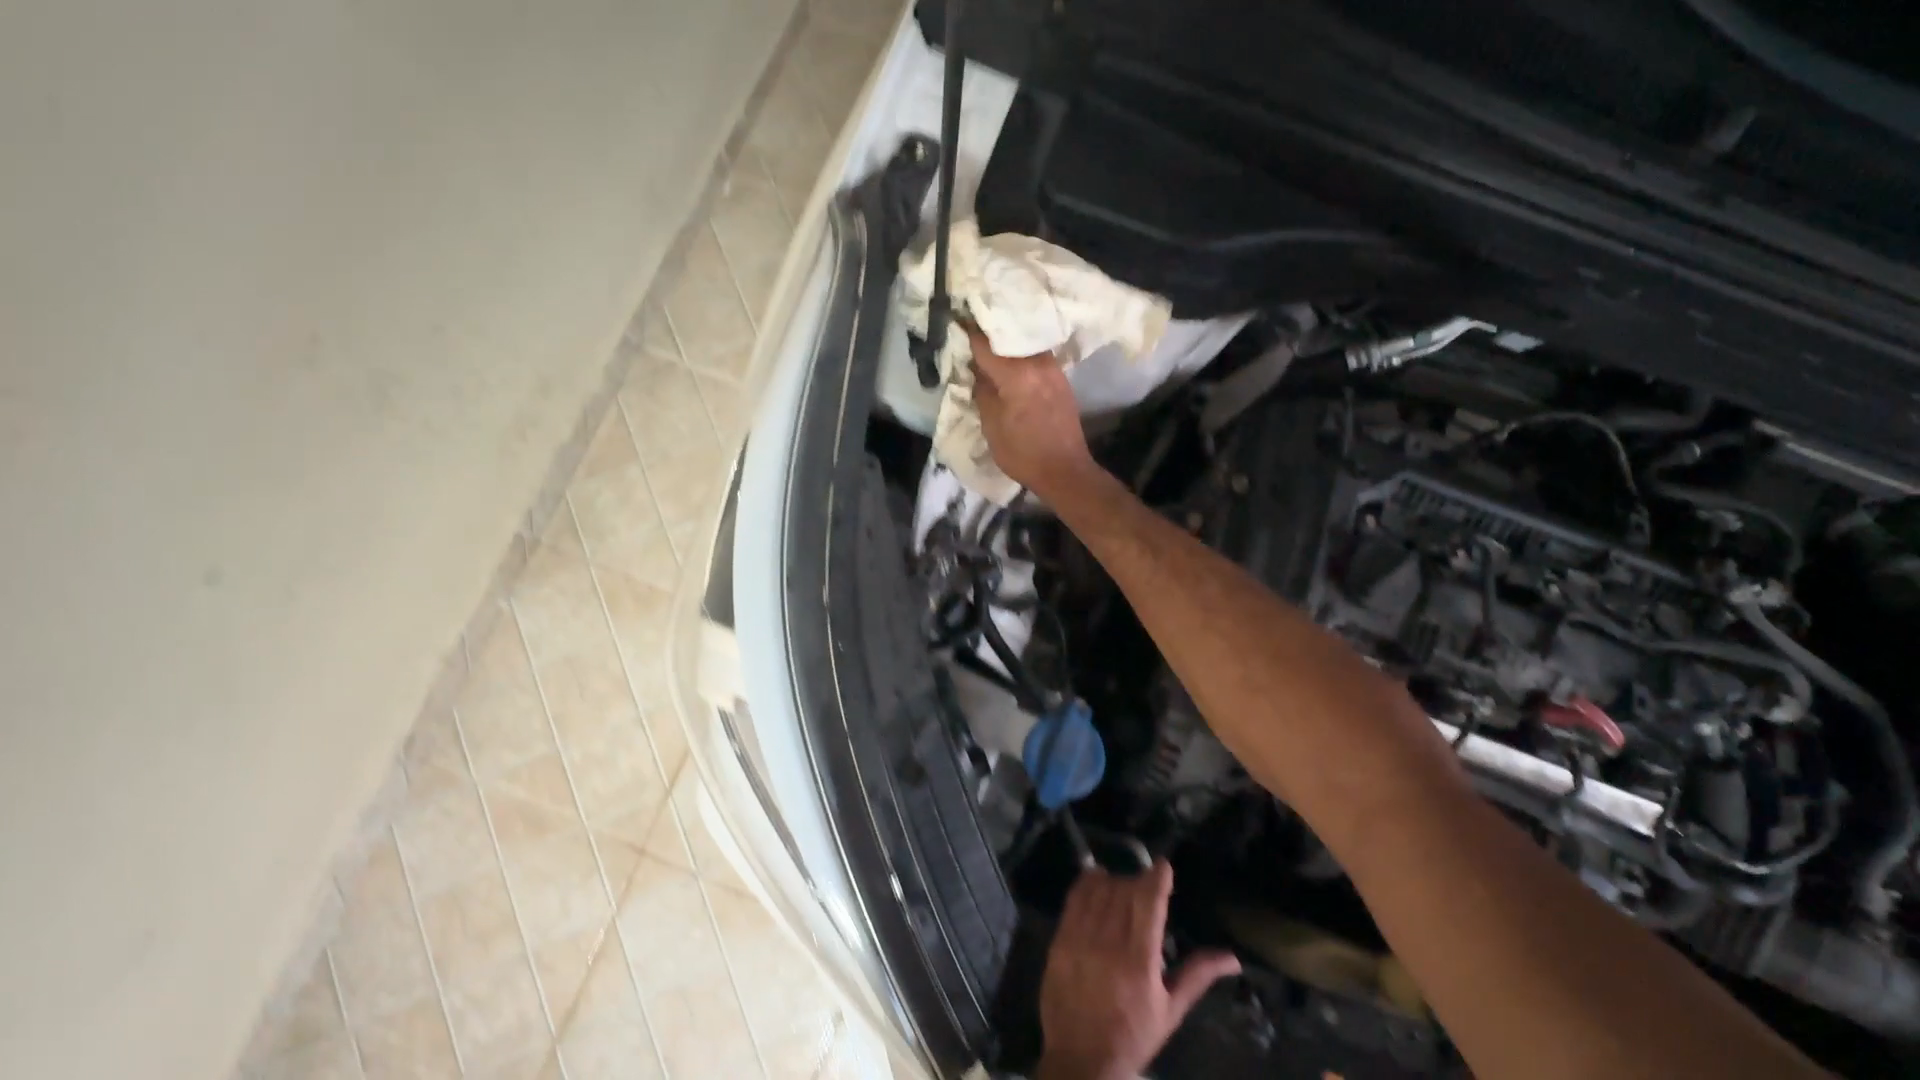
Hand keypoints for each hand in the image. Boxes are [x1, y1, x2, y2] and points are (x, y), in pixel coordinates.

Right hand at [962, 322, 1097, 502]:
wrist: (1065, 471)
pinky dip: (1020, 355)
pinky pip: (1036, 357)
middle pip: (1008, 337)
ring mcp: (1053, 368)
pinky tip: (1010, 363)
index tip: (954, 321)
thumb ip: (982, 390)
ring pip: (1024, 345)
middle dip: (988, 333)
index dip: (967, 332)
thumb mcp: (991, 425)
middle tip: (969, 331)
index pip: (985, 343)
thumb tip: (976, 368)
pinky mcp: (1061, 378)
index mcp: (1016, 373)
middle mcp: (1038, 362)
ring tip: (988, 347)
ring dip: (1006, 344)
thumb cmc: (1023, 453)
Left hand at [1036, 860, 1240, 1079]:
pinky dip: (1086, 886)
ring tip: (1122, 886)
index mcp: (1139, 962)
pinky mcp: (1058, 943)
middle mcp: (1108, 944)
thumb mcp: (1170, 1011)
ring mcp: (1079, 942)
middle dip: (1137, 881)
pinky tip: (1095, 883)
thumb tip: (1233, 957)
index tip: (1164, 866)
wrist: (1081, 1060)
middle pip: (1124, 891)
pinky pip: (1072, 902)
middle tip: (1145, 888)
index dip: (1157, 878)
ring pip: (1098, 892)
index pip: (1148, 903)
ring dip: (1113, 882)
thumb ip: (1197, 975)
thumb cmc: (1132, 1036)